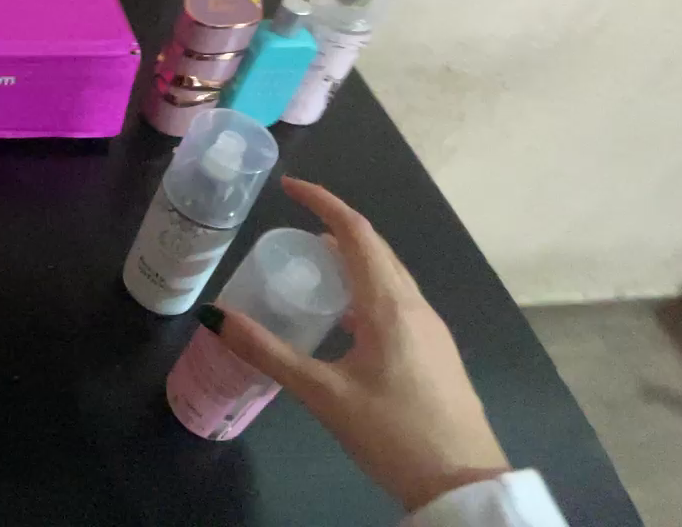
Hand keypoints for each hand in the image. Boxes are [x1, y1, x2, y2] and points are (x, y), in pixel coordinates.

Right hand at [207, 178, 510, 511]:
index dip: (323, 202)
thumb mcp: (322, 393)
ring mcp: (430, 331)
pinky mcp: (434, 353)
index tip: (288, 187)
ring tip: (309, 259)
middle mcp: (415, 308)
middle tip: (292, 219)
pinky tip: (341, 313)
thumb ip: (266, 351)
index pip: (356, 233)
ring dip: (350, 254)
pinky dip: (363, 284)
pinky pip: (394, 298)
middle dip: (334, 223)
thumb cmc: (395, 435)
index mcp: (390, 306)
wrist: (469, 494)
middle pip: (375, 247)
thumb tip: (213, 315)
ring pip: (388, 273)